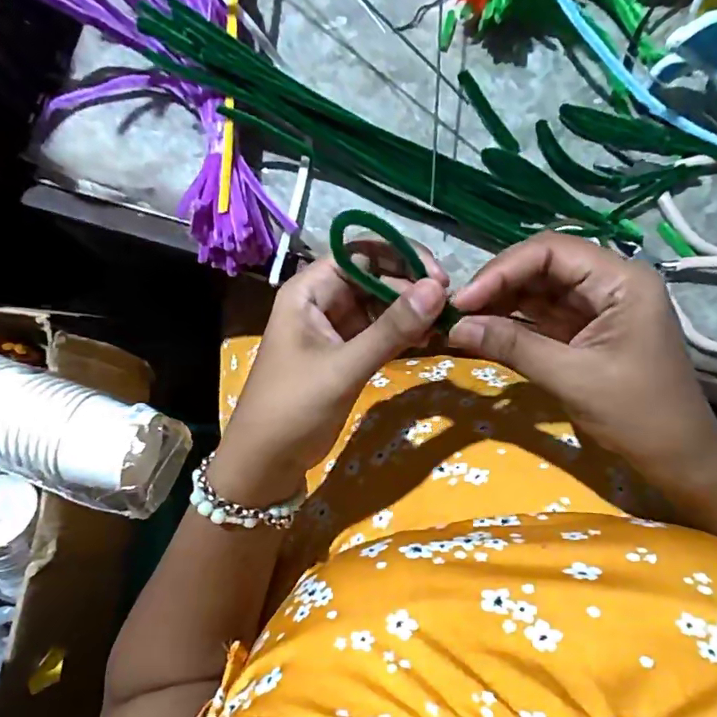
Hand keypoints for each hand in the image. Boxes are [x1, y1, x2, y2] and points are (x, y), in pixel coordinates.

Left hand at [212, 248, 447, 506]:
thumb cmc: (294, 408)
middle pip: (373, 277)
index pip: (360, 254)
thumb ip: (391, 329)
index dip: (400, 257)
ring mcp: (334, 329)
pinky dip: (402, 334)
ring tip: (445, 322)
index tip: (439, 277)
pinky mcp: (345, 354)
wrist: (266, 462)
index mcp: (308, 292)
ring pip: (379, 306)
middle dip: (411, 287)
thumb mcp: (344, 367)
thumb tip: (437, 290)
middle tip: (450, 305)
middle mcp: (321, 302)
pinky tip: (429, 340)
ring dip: (410, 312)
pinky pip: (378, 333)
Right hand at [447, 232, 716, 485]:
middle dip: (498, 286)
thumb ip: (515, 346)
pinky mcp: (587, 332)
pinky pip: (544, 318)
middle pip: (543, 267)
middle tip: (455, 312)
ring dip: (502, 304)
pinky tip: (483, 331)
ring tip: (461, 321)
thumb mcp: (573, 378)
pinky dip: (515, 325)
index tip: (464, 299)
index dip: (502, 269)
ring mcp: (599, 307)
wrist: (676, 454)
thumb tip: (457, 328)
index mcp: (621, 280)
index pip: (552, 251)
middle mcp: (610, 283)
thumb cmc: (636, 413)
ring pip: (540, 292)